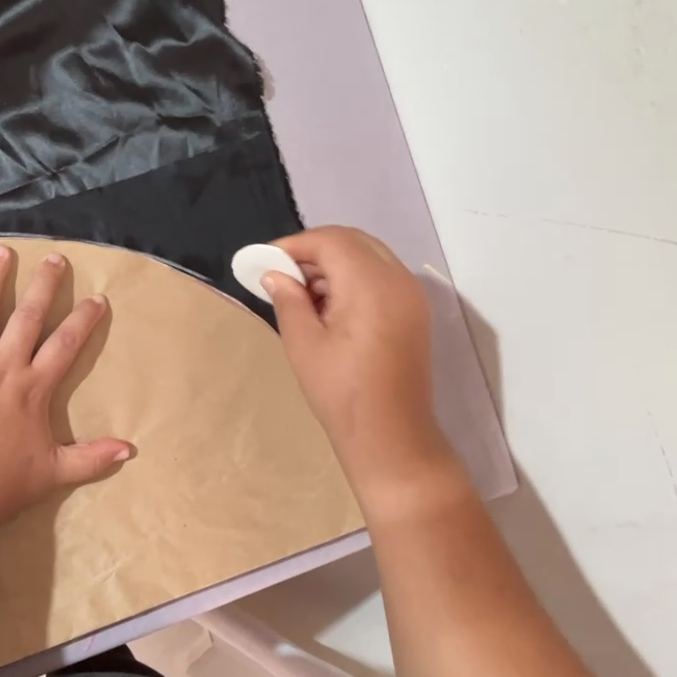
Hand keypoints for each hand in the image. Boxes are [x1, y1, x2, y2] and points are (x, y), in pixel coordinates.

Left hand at [0, 246, 133, 529]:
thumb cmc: (2, 483)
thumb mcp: (55, 472)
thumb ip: (93, 458)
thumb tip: (131, 449)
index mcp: (33, 387)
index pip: (66, 344)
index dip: (84, 320)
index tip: (97, 298)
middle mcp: (3, 366)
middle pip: (28, 316)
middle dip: (44, 285)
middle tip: (55, 259)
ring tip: (1, 252)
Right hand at [263, 227, 456, 502]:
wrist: (391, 434)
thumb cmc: (341, 393)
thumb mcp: (304, 345)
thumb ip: (289, 301)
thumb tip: (275, 275)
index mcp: (371, 286)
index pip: (331, 241)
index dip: (294, 245)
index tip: (263, 260)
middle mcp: (398, 280)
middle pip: (353, 241)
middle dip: (313, 250)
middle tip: (279, 273)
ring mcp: (411, 295)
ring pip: (369, 257)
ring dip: (333, 264)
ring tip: (300, 293)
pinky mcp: (414, 312)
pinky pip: (381, 277)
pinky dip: (352, 279)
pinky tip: (328, 306)